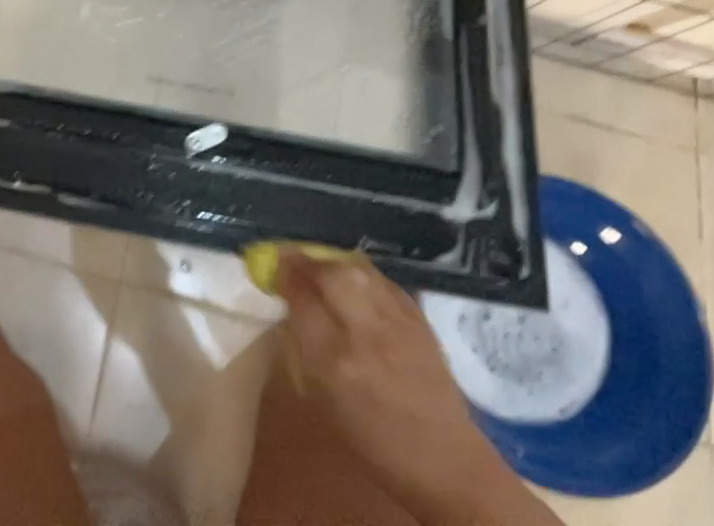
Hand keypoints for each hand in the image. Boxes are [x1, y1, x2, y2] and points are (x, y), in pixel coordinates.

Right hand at [275, 248, 562, 525]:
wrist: (441, 456)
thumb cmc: (368, 438)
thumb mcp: (316, 400)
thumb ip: (297, 348)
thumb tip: (286, 307)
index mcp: (333, 360)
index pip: (301, 298)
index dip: (284, 275)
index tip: (271, 265)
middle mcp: (366, 334)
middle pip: (332, 273)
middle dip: (306, 259)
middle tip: (291, 257)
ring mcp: (398, 323)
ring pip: (360, 270)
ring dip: (333, 261)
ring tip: (319, 263)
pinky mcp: (420, 319)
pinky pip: (384, 281)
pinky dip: (362, 273)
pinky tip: (352, 279)